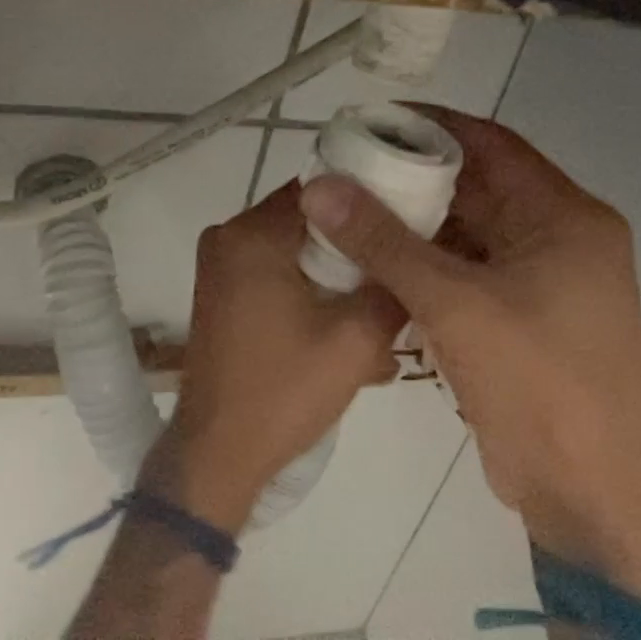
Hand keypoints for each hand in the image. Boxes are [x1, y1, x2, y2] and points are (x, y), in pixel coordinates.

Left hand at [147, 182, 406, 533]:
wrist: (219, 451)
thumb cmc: (284, 391)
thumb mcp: (356, 340)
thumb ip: (392, 285)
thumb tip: (421, 252)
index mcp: (251, 234)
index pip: (323, 189)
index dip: (370, 200)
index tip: (412, 221)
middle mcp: (228, 236)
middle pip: (308, 219)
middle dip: (355, 243)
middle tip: (402, 269)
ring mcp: (220, 265)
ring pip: (295, 249)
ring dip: (337, 273)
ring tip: (384, 309)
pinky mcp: (223, 293)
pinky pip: (276, 272)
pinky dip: (310, 290)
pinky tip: (348, 328)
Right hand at [299, 106, 640, 598]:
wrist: (589, 499)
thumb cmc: (537, 386)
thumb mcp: (452, 304)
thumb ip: (381, 241)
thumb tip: (316, 186)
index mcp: (565, 219)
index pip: (490, 144)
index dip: (428, 126)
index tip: (366, 122)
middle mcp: (559, 238)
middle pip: (476, 186)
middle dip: (410, 176)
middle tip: (342, 169)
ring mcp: (541, 281)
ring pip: (466, 230)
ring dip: (411, 221)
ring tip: (343, 210)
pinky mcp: (520, 317)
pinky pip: (464, 269)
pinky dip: (421, 261)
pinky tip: (369, 261)